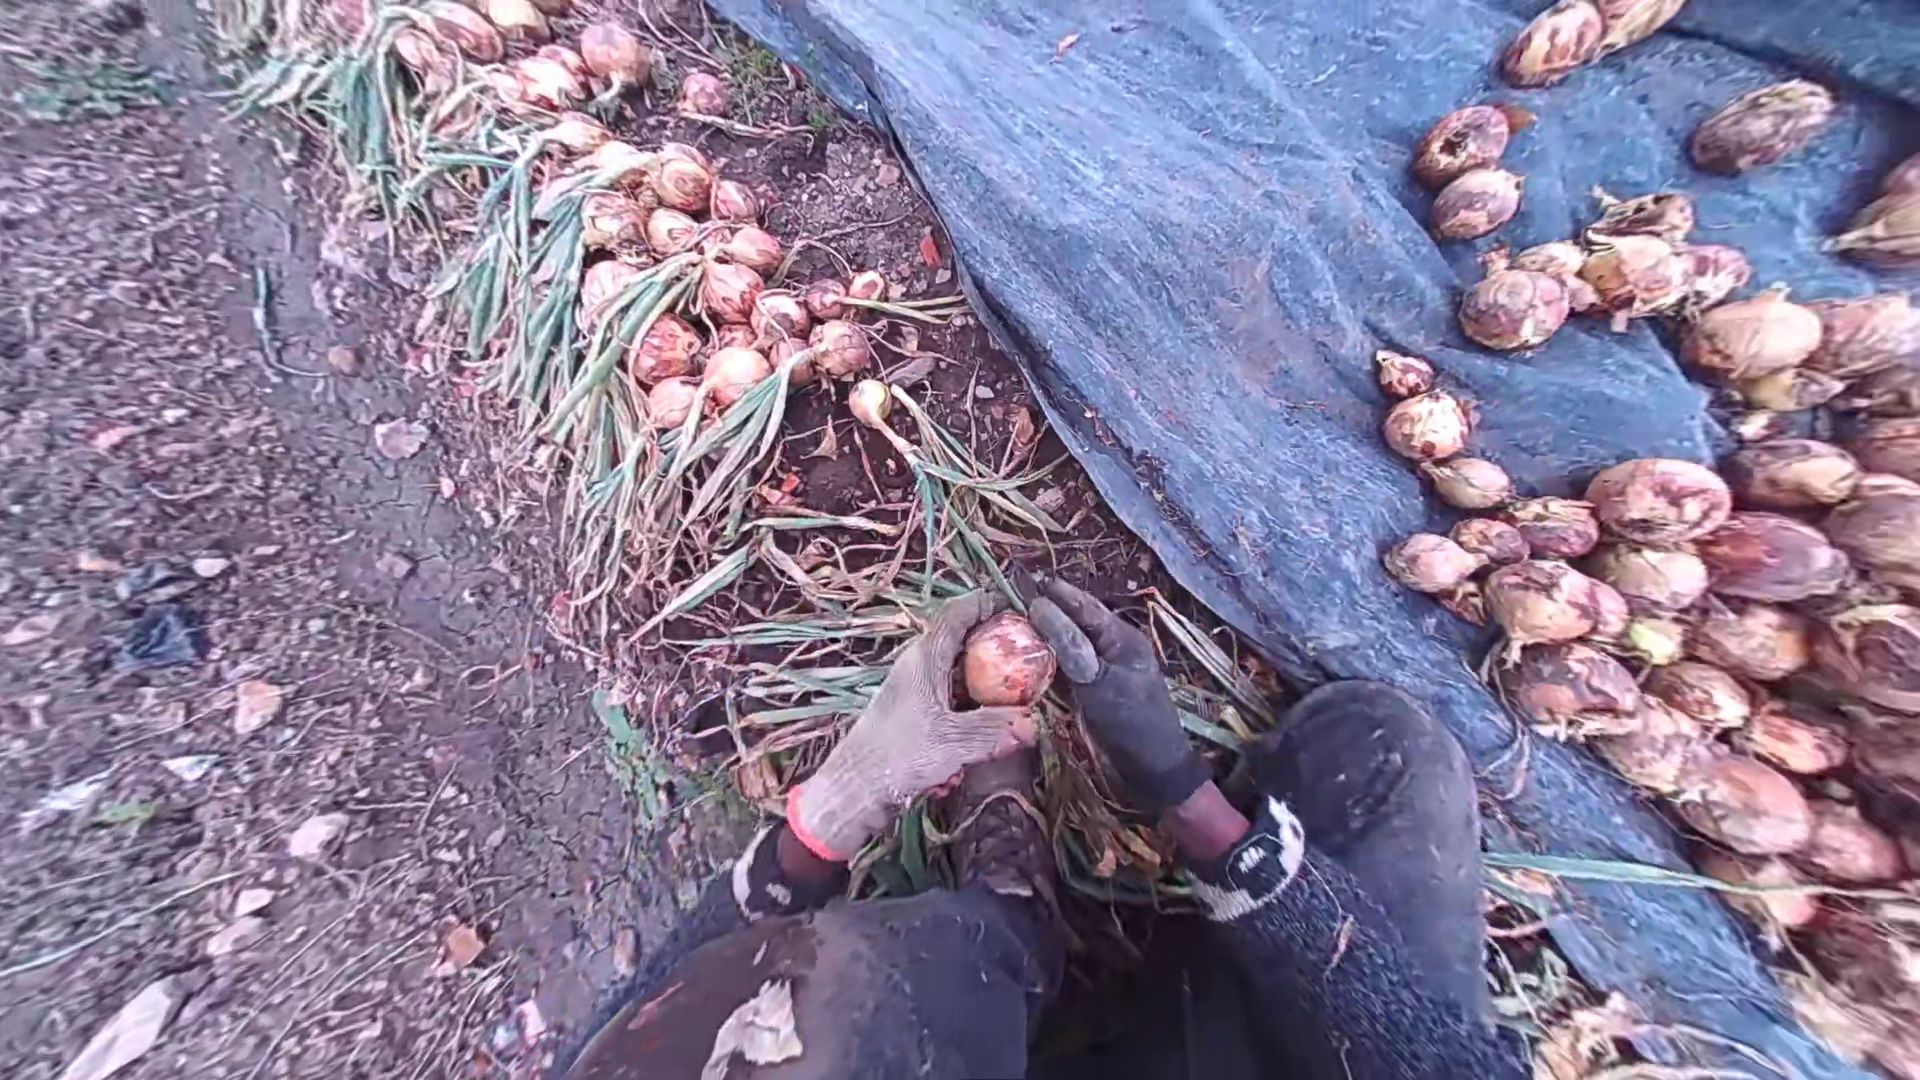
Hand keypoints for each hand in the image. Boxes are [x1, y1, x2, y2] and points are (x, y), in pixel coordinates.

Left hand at [787, 591, 1036, 860]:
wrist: (857, 787)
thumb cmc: (899, 754)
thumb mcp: (955, 741)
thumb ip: (996, 728)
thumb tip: (1034, 723)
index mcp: (926, 655)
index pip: (959, 612)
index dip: (989, 605)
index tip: (1020, 613)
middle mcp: (919, 661)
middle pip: (961, 635)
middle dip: (994, 640)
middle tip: (1026, 651)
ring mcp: (915, 683)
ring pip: (957, 663)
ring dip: (984, 670)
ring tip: (1015, 682)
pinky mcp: (915, 705)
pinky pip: (950, 688)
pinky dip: (972, 693)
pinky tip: (988, 714)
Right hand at [1027, 578, 1210, 814]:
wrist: (1155, 770)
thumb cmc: (1130, 722)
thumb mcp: (1097, 681)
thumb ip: (1069, 644)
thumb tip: (1039, 607)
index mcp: (1121, 636)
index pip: (1083, 605)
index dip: (1055, 591)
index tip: (1025, 579)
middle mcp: (1115, 645)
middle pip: (1077, 620)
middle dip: (1049, 608)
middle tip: (1014, 600)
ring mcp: (1108, 666)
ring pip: (1073, 640)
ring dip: (1048, 632)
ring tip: (1017, 623)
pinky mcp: (1100, 686)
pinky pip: (1072, 662)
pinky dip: (1053, 655)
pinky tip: (1033, 655)